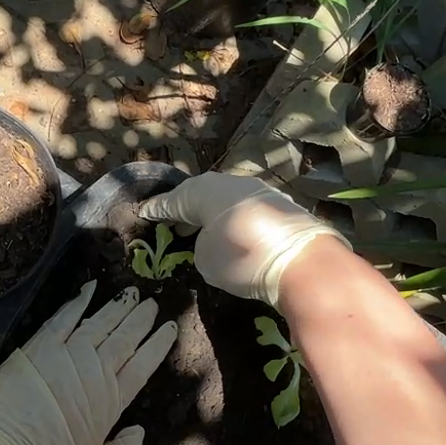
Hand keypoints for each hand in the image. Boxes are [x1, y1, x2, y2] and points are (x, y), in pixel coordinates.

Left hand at [0, 281, 176, 444]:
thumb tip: (139, 431)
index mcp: (111, 400)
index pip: (143, 364)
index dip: (158, 344)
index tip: (169, 327)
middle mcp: (95, 370)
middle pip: (125, 337)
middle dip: (141, 319)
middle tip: (152, 303)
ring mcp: (67, 353)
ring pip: (100, 322)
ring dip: (118, 306)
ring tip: (132, 294)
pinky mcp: (39, 346)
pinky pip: (64, 317)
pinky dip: (78, 301)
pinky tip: (90, 289)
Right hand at [138, 173, 347, 305]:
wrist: (301, 260)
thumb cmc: (241, 257)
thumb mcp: (205, 258)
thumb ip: (200, 244)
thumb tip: (213, 240)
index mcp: (204, 191)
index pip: (173, 201)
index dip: (158, 210)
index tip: (144, 213)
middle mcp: (230, 184)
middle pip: (200, 195)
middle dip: (185, 208)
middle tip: (172, 222)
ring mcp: (258, 191)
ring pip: (225, 200)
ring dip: (211, 213)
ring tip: (199, 228)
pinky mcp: (280, 205)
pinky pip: (244, 209)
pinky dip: (232, 219)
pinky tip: (230, 231)